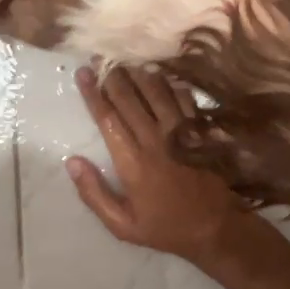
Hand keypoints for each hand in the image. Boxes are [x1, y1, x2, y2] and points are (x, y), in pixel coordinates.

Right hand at [66, 65, 263, 266]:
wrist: (217, 229)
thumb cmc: (165, 227)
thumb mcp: (122, 225)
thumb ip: (94, 194)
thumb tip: (71, 162)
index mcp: (132, 162)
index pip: (108, 119)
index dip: (94, 94)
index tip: (83, 74)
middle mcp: (155, 141)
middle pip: (130, 99)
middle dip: (112, 76)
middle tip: (100, 59)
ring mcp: (181, 134)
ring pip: (156, 93)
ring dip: (139, 74)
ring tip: (126, 61)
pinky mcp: (200, 132)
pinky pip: (184, 99)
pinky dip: (171, 83)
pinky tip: (161, 73)